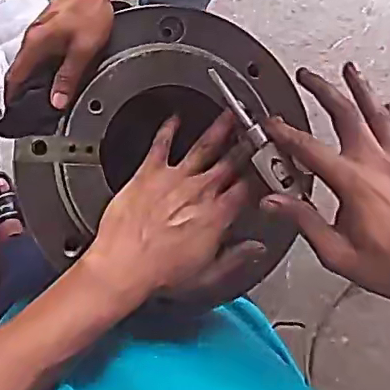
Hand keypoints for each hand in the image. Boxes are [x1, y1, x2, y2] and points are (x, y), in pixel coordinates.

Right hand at [7, 0, 114, 109]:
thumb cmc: (86, 9)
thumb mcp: (82, 50)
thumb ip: (69, 77)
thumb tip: (58, 101)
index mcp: (35, 44)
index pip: (14, 76)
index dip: (10, 96)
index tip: (8, 110)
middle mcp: (32, 37)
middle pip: (20, 70)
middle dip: (20, 91)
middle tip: (26, 109)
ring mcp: (39, 31)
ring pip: (30, 61)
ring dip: (32, 78)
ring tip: (40, 96)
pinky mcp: (48, 28)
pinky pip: (40, 52)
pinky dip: (42, 66)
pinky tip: (54, 72)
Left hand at [78, 111, 265, 308]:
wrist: (123, 264)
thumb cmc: (159, 272)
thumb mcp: (208, 274)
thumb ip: (236, 258)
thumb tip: (255, 250)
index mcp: (216, 215)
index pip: (247, 188)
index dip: (260, 175)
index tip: (266, 166)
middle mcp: (198, 191)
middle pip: (230, 161)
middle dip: (245, 144)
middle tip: (255, 130)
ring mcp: (174, 178)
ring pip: (203, 146)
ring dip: (218, 129)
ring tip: (228, 115)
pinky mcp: (149, 173)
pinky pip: (161, 144)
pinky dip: (168, 129)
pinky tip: (173, 118)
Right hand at [261, 64, 389, 332]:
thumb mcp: (337, 253)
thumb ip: (303, 221)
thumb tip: (274, 202)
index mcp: (354, 183)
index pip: (309, 148)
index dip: (284, 133)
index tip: (271, 124)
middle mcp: (378, 166)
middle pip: (346, 113)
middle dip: (322, 89)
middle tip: (307, 75)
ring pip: (378, 114)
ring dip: (361, 89)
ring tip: (351, 71)